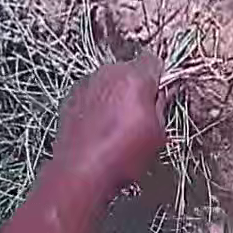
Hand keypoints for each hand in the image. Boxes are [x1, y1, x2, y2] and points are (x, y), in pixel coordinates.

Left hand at [51, 56, 166, 195]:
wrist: (80, 172)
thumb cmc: (123, 156)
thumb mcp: (157, 135)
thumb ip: (162, 107)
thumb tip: (163, 95)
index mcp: (134, 77)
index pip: (153, 60)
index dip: (158, 78)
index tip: (158, 95)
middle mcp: (108, 73)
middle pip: (128, 71)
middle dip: (134, 88)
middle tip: (138, 117)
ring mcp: (86, 84)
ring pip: (107, 83)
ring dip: (113, 97)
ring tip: (114, 127)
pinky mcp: (69, 99)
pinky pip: (90, 95)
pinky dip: (95, 106)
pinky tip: (97, 130)